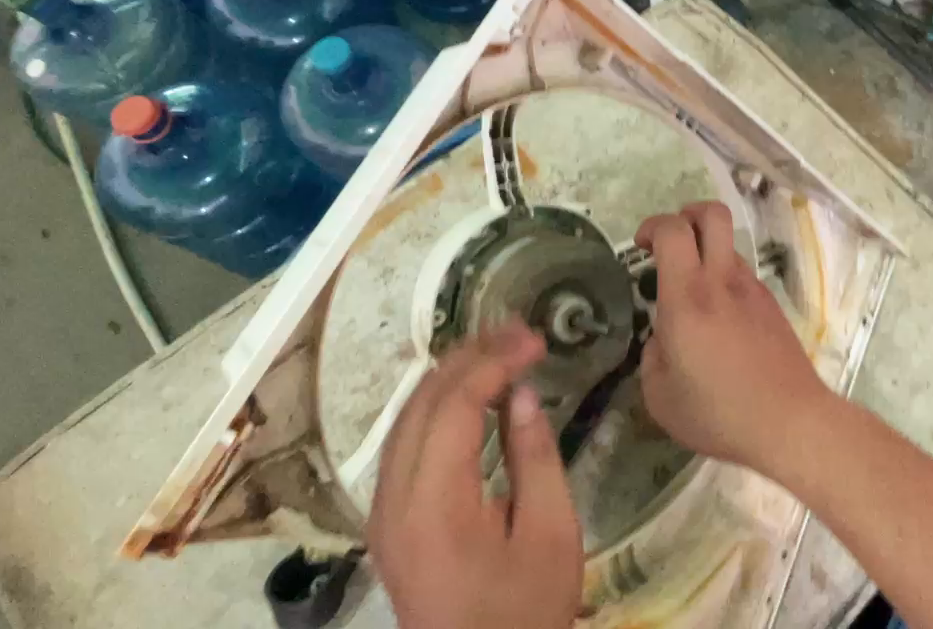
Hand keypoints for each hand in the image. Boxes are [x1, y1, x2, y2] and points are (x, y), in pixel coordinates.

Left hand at [368, 325, 581, 628]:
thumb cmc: (525, 611)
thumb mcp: (549, 534)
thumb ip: (534, 456)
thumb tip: (521, 394)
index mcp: (432, 506)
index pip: (454, 406)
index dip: (494, 362)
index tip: (537, 340)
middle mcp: (392, 500)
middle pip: (422, 402)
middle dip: (471, 356)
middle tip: (520, 332)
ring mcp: (383, 511)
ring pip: (407, 416)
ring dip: (452, 375)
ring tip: (500, 348)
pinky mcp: (388, 520)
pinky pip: (406, 441)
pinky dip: (439, 405)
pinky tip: (472, 394)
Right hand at [634, 202, 836, 475]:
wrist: (790, 421)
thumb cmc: (719, 412)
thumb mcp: (660, 396)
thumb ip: (652, 356)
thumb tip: (662, 338)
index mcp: (688, 297)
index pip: (674, 230)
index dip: (653, 225)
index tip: (641, 246)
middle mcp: (722, 281)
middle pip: (713, 214)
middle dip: (687, 213)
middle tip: (670, 242)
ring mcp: (753, 289)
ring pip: (729, 245)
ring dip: (707, 252)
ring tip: (693, 293)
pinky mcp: (771, 305)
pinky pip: (743, 276)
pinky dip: (725, 281)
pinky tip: (719, 321)